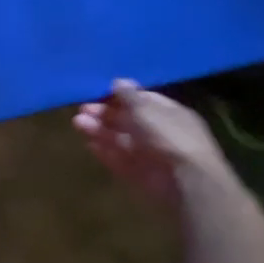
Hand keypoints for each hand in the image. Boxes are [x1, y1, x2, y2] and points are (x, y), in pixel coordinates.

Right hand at [74, 78, 231, 206]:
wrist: (185, 181)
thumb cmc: (168, 136)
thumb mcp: (146, 108)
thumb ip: (129, 95)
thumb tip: (118, 81)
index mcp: (170, 114)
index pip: (142, 101)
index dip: (119, 96)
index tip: (97, 92)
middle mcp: (160, 133)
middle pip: (127, 120)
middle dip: (104, 113)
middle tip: (83, 109)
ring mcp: (150, 154)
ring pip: (119, 138)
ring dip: (99, 130)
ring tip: (77, 123)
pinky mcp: (139, 173)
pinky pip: (118, 158)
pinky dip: (104, 151)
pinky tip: (89, 144)